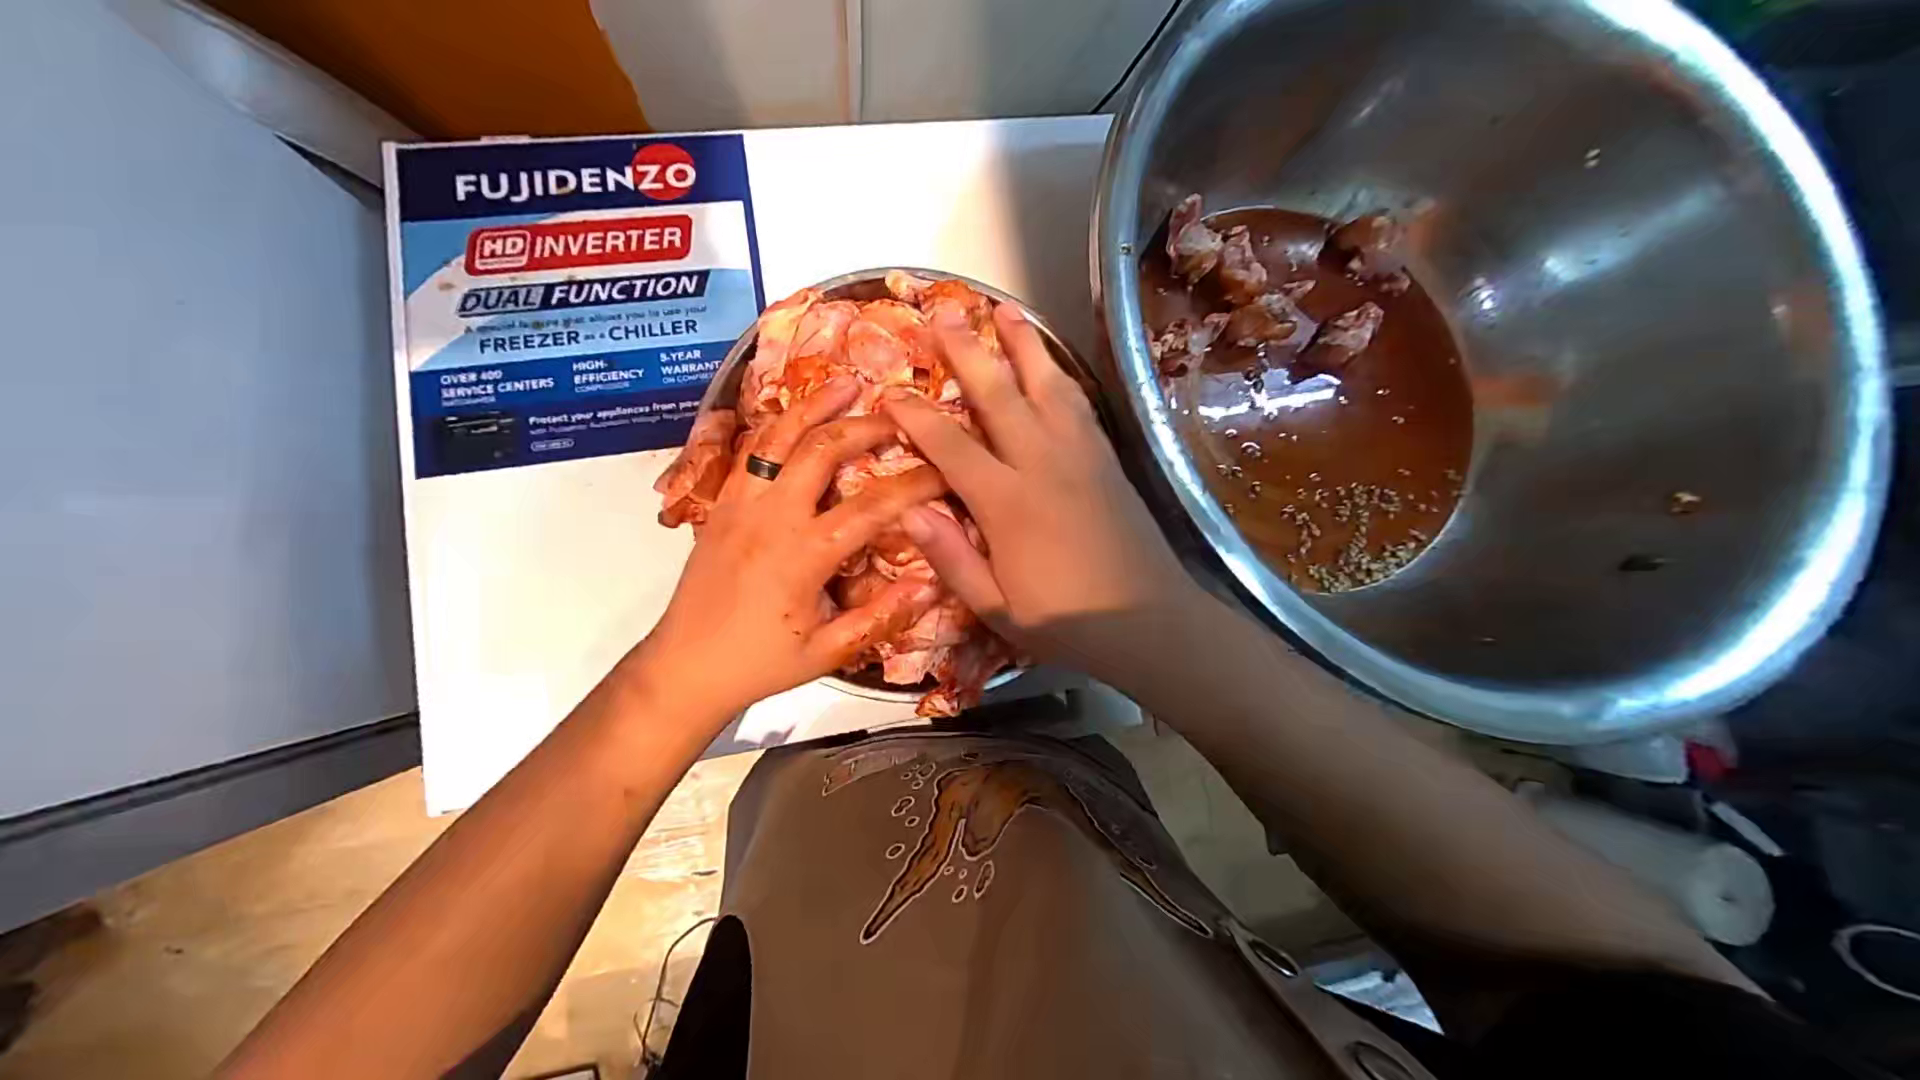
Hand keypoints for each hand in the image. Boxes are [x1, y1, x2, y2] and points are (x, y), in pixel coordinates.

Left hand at [632, 376, 947, 719]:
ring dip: (814, 406)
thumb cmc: (759, 663)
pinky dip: (776, 428)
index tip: (946, 470)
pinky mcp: (720, 505)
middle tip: (900, 415)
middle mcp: (771, 516)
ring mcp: (739, 504)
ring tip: (845, 383)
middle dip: (866, 426)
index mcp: (803, 554)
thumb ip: (880, 617)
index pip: (873, 506)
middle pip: (822, 449)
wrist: (684, 666)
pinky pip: (750, 452)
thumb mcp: (828, 653)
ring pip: (778, 437)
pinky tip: (794, 419)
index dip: (915, 483)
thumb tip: (932, 585)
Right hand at [881, 304, 1207, 686]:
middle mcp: (1043, 464)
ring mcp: (1081, 455)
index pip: (951, 445)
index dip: (917, 416)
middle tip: (943, 313)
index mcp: (1008, 503)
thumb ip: (952, 558)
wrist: (1150, 622)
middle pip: (999, 394)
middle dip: (968, 351)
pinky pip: (1078, 402)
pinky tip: (1050, 363)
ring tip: (1004, 309)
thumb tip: (910, 511)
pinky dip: (1058, 373)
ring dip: (1023, 344)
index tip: (890, 393)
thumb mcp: (998, 607)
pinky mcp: (1108, 458)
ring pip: (1047, 384)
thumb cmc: (1067, 622)